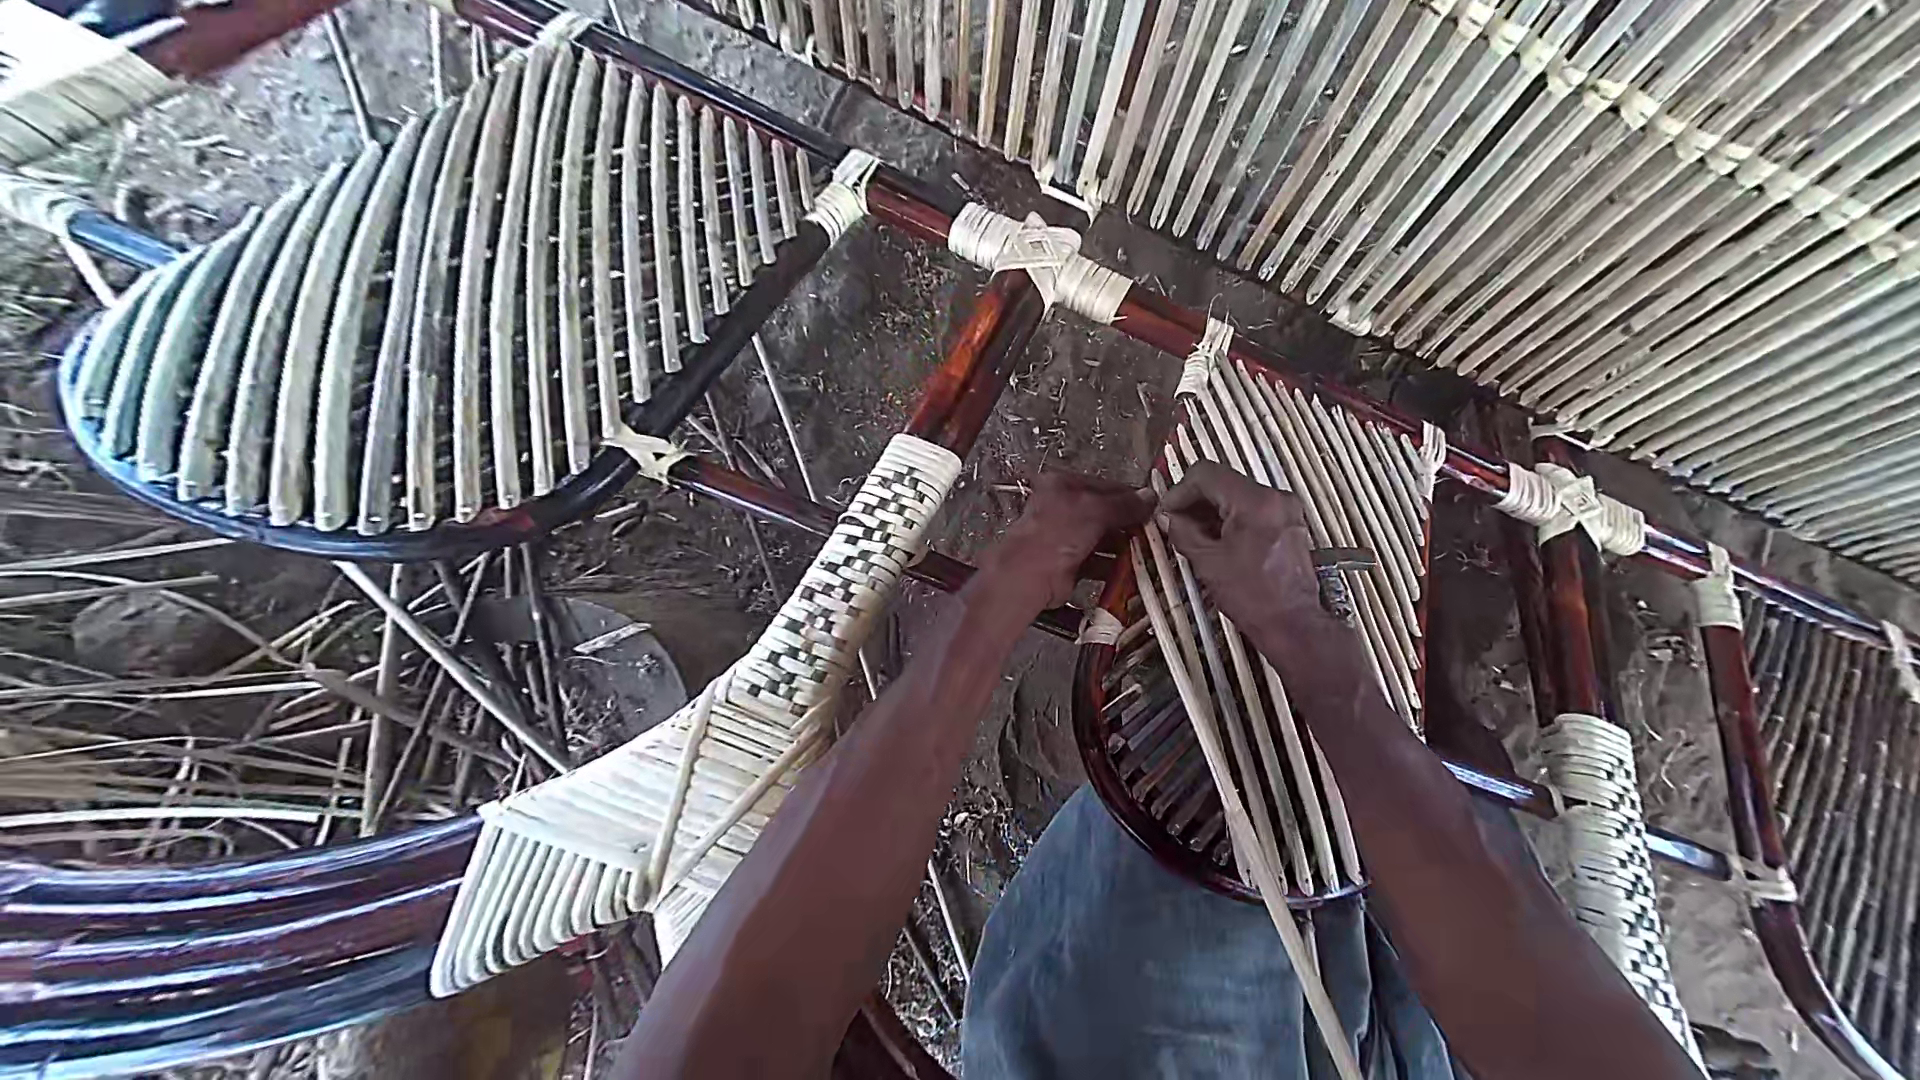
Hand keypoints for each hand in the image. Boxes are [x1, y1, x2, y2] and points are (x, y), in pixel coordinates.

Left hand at [979, 472, 1155, 608]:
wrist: (1030, 575)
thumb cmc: (1055, 533)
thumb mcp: (1094, 510)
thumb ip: (1124, 504)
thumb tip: (1149, 497)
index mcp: (1062, 486)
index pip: (1104, 486)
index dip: (1129, 496)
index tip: (1152, 507)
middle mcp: (1063, 509)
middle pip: (1105, 514)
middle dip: (1129, 524)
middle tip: (1154, 531)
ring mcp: (1065, 538)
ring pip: (1103, 539)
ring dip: (1125, 546)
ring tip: (1149, 550)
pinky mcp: (1070, 563)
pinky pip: (1099, 562)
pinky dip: (1115, 565)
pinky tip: (1134, 568)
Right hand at [1159, 460, 1359, 662]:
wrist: (1290, 622)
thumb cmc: (1254, 597)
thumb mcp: (1206, 561)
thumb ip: (1182, 531)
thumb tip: (1170, 518)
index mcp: (1255, 503)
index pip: (1206, 475)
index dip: (1179, 491)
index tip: (1168, 510)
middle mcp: (1274, 499)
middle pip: (1221, 481)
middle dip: (1194, 500)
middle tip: (1175, 522)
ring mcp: (1285, 509)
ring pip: (1235, 493)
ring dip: (1210, 509)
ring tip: (1193, 534)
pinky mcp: (1288, 523)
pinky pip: (1250, 507)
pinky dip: (1229, 517)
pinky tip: (1214, 539)